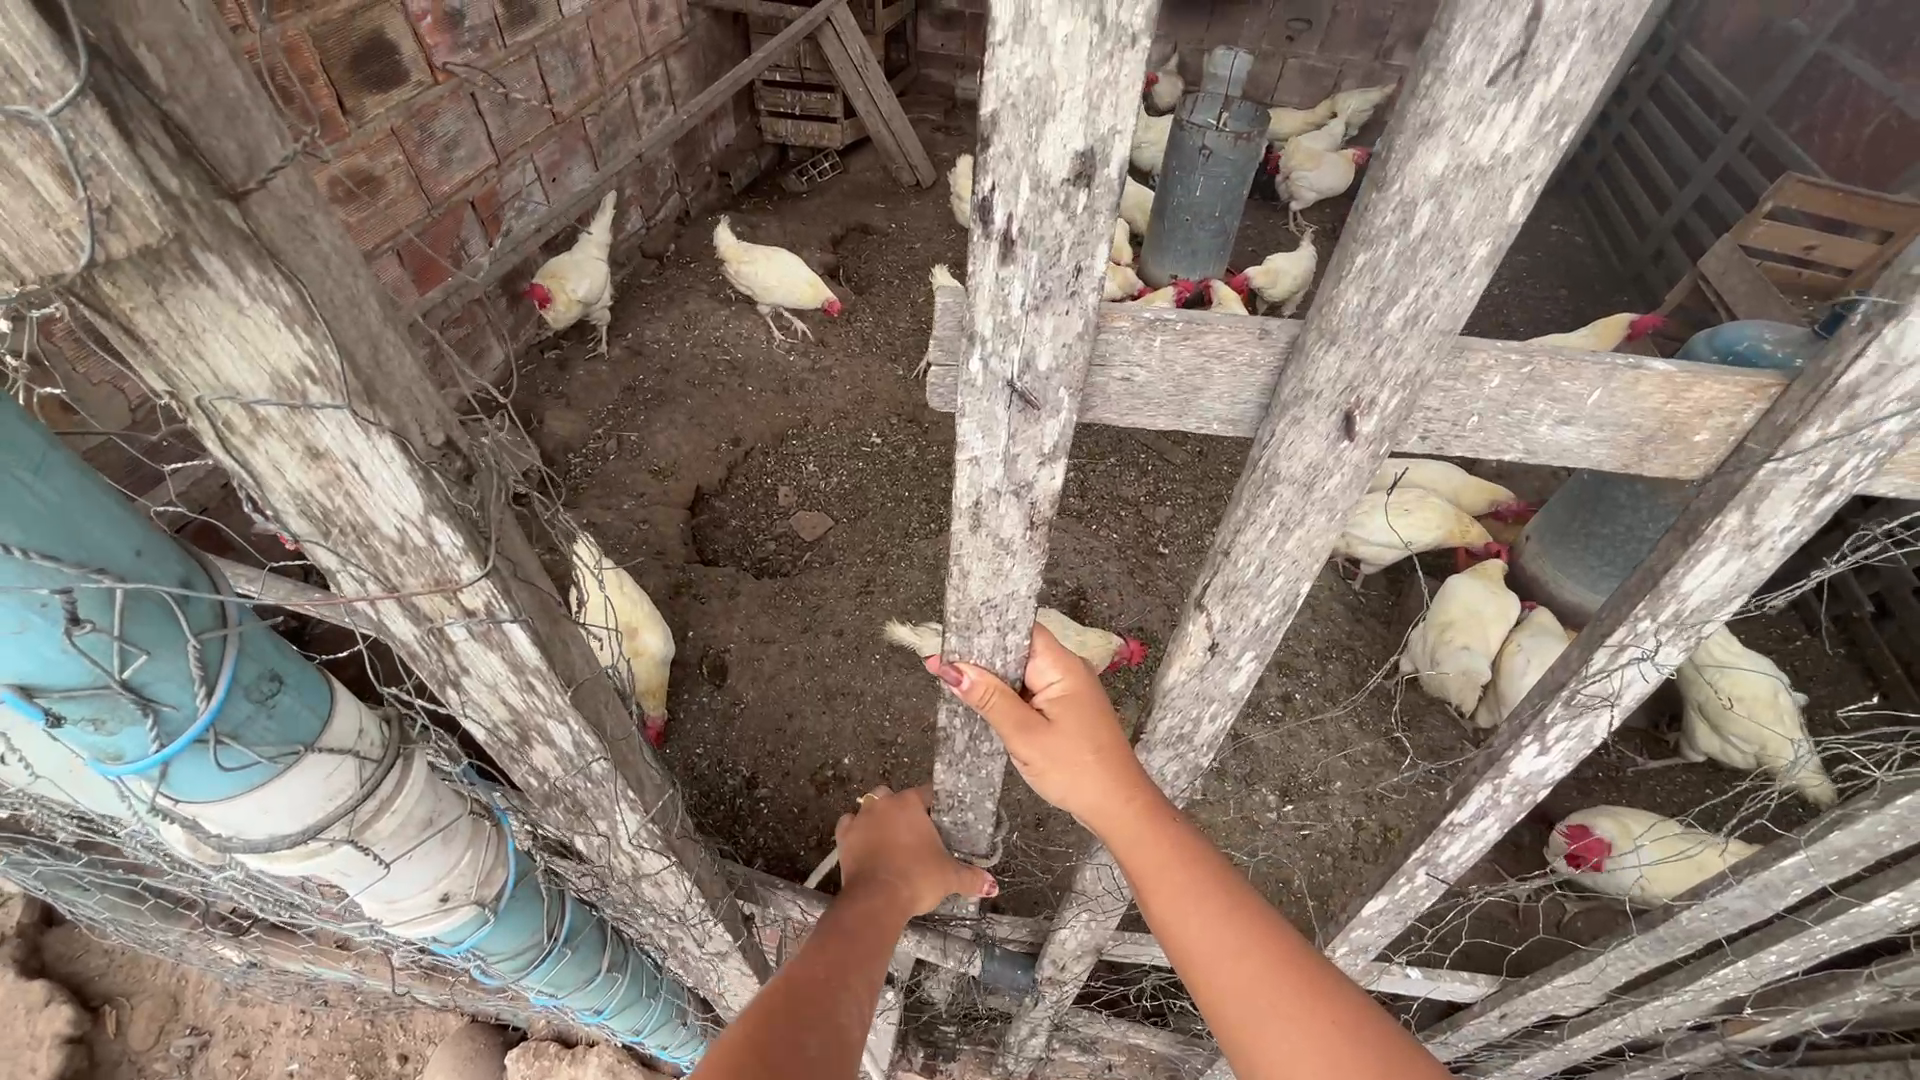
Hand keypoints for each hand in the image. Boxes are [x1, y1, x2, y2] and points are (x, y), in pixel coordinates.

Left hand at [836, 786, 995, 916]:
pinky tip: (864, 843)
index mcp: (909, 803)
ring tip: (889, 838)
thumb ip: (971, 877)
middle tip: (914, 832)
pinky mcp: (843, 837)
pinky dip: (855, 831)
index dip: (934, 805)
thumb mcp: (949, 877)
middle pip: (893, 796)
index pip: (926, 793)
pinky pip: (849, 824)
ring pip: (869, 806)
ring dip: (877, 817)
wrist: (875, 899)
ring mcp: (860, 818)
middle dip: (901, 808)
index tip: (940, 818)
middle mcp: (883, 804)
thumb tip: (993, 886)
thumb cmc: (917, 878)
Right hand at [928, 625, 1160, 833]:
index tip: (948, 639)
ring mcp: (1067, 689)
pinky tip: (980, 702)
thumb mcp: (1025, 735)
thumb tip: (952, 669)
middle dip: (980, 656)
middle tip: (938, 663)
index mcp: (1061, 666)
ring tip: (948, 678)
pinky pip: (1029, 691)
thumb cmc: (1075, 770)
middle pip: (1018, 649)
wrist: (1118, 807)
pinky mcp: (1065, 708)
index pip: (1020, 630)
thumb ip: (989, 699)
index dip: (984, 631)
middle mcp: (1066, 669)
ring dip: (991, 678)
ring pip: (1021, 672)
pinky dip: (1006, 696)